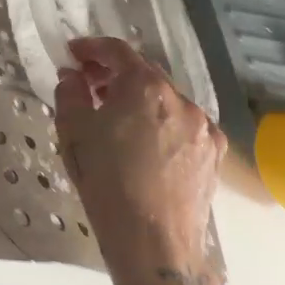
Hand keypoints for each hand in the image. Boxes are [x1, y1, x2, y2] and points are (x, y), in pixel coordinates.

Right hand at [56, 37, 225, 284]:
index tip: (72, 54)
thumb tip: (74, 77)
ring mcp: (205, 130)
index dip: (91, 47)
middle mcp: (182, 102)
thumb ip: (70, 92)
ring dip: (138, 98)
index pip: (118, 50)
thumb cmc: (105, 176)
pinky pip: (182, 124)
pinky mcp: (214, 156)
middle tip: (88, 84)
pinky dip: (159, 120)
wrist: (152, 237)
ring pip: (165, 100)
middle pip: (145, 73)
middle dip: (114, 74)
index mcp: (146, 87)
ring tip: (114, 115)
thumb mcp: (72, 127)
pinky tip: (141, 140)